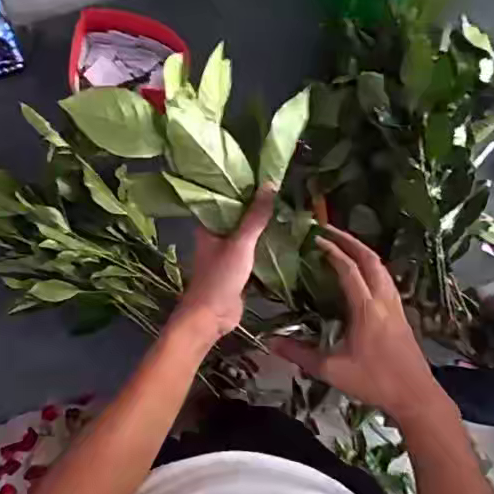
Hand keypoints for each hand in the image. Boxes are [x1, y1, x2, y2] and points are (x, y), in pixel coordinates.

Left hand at [168, 187, 273, 340]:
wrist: (212, 316)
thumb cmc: (220, 276)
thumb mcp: (241, 243)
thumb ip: (255, 216)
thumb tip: (270, 185)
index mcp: (208, 226)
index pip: (224, 200)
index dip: (241, 188)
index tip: (262, 177)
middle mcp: (215, 237)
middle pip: (238, 217)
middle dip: (256, 208)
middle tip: (280, 193)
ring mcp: (226, 254)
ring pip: (246, 235)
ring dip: (262, 228)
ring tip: (285, 211)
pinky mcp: (236, 269)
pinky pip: (252, 252)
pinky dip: (264, 246)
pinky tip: (282, 237)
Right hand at [270, 225, 449, 422]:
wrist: (415, 395)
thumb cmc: (374, 381)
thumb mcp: (332, 370)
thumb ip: (301, 354)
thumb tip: (271, 342)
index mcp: (367, 309)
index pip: (349, 270)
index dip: (332, 252)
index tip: (315, 239)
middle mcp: (384, 301)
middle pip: (371, 260)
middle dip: (350, 241)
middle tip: (329, 230)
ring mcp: (396, 307)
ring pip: (382, 268)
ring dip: (363, 252)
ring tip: (345, 245)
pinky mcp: (402, 315)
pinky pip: (386, 281)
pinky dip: (373, 268)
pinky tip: (363, 274)